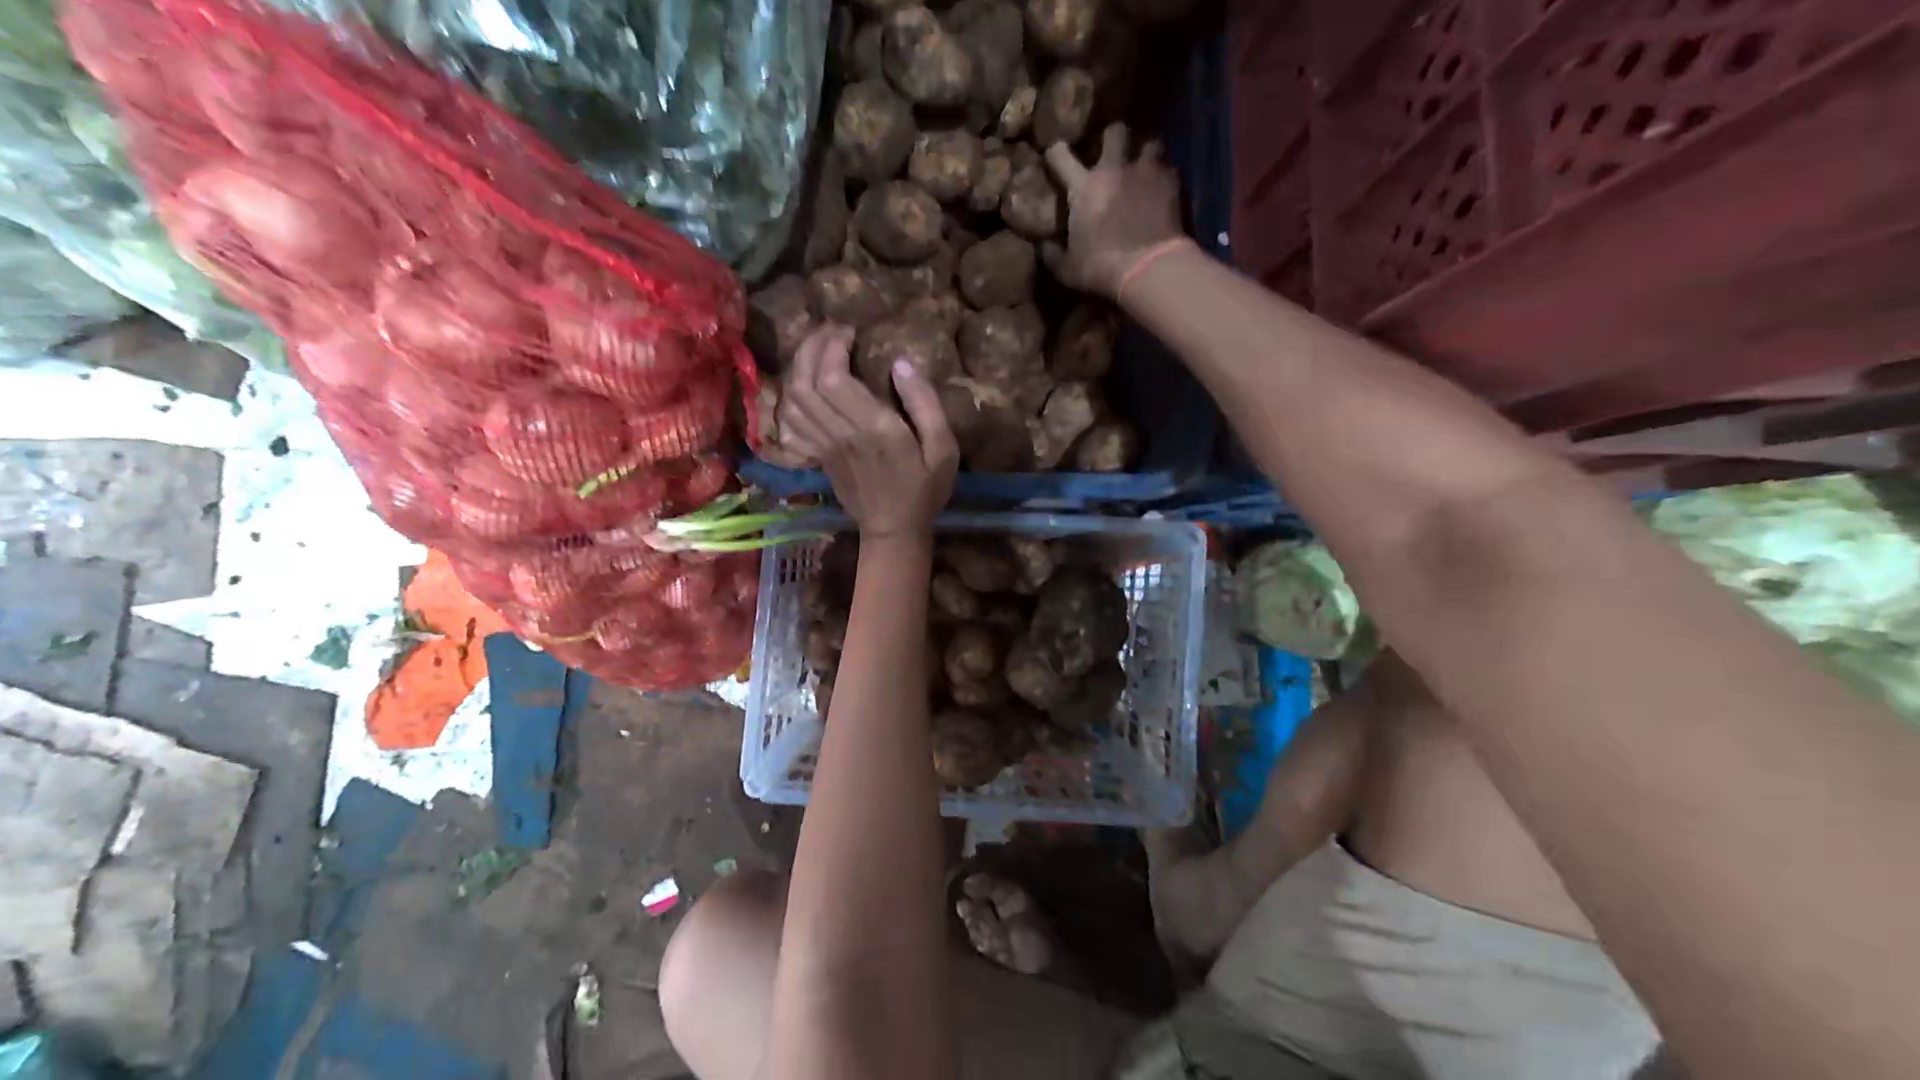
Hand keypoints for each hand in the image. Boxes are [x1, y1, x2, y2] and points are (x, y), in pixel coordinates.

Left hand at [777, 325, 958, 539]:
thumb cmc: (924, 489)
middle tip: (832, 333)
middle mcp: (841, 434)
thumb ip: (925, 404)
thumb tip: (901, 364)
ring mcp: (823, 446)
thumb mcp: (943, 449)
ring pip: (793, 399)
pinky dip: (790, 398)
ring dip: (798, 368)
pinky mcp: (816, 455)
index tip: (850, 332)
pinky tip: (806, 385)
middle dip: (812, 347)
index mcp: (874, 429)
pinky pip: (790, 422)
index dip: (833, 346)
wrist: (894, 529)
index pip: (833, 378)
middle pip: (806, 382)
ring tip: (818, 351)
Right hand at [1043, 123, 1187, 296]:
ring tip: (1143, 164)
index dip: (1056, 152)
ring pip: (1149, 142)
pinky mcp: (1171, 182)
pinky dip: (1164, 174)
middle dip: (1112, 137)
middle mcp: (1114, 169)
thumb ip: (1052, 255)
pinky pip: (1168, 167)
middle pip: (1114, 131)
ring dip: (1145, 151)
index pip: (1060, 155)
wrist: (1148, 269)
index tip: (1055, 156)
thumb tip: (1043, 247)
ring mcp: (1145, 172)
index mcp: (1084, 188)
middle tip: (1112, 150)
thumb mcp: (1067, 270)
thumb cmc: (1102, 269)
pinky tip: (1161, 186)